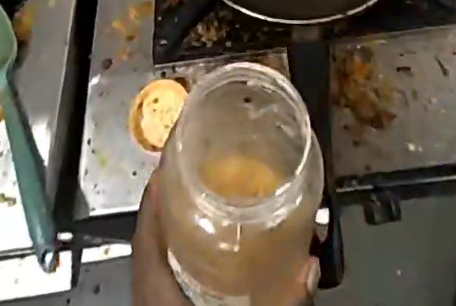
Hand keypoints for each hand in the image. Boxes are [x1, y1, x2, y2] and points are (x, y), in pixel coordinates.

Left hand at [133, 163, 319, 305]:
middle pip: (150, 243)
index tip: (166, 163)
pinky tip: (209, 256)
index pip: (144, 234)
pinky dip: (183, 262)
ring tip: (204, 207)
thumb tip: (311, 264)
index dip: (152, 197)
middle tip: (195, 178)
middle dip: (169, 208)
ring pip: (158, 263)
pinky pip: (168, 281)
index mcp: (155, 292)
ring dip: (176, 234)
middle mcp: (149, 297)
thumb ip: (280, 299)